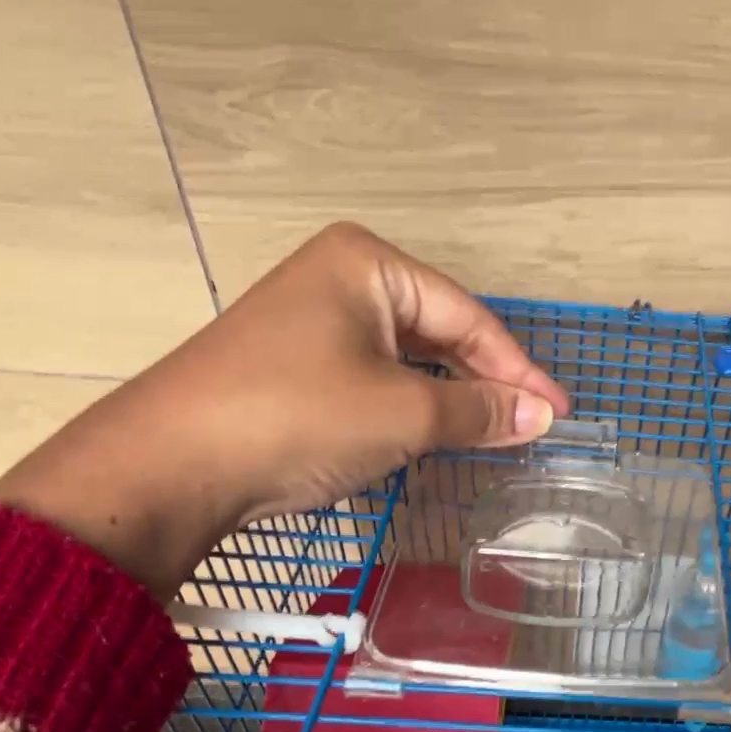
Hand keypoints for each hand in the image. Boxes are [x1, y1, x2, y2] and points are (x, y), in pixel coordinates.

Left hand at [0, 223, 570, 596]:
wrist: (170, 466)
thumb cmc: (298, 418)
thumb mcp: (404, 414)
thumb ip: (479, 410)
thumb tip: (541, 417)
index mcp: (368, 265)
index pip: (469, 317)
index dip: (519, 370)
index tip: (560, 413)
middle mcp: (339, 278)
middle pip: (439, 331)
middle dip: (485, 383)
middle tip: (530, 427)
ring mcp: (310, 320)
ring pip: (406, 358)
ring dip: (449, 398)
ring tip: (491, 434)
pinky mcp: (291, 364)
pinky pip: (372, 378)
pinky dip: (408, 407)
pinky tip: (428, 433)